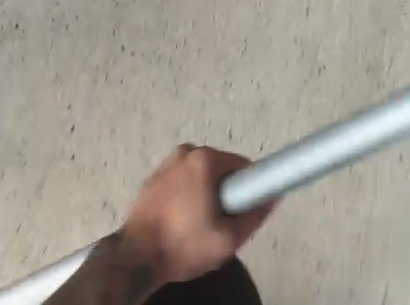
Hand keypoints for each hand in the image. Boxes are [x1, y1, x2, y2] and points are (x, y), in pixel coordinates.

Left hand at [117, 145, 276, 288]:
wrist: (136, 258)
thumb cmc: (184, 245)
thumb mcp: (228, 239)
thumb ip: (255, 215)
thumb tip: (273, 197)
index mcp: (204, 159)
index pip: (242, 166)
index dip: (247, 190)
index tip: (241, 212)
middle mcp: (186, 152)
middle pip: (220, 169)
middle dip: (225, 193)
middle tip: (221, 224)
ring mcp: (167, 163)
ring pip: (200, 176)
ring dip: (205, 195)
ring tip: (199, 226)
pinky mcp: (153, 177)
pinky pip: (182, 181)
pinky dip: (187, 196)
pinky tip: (181, 222)